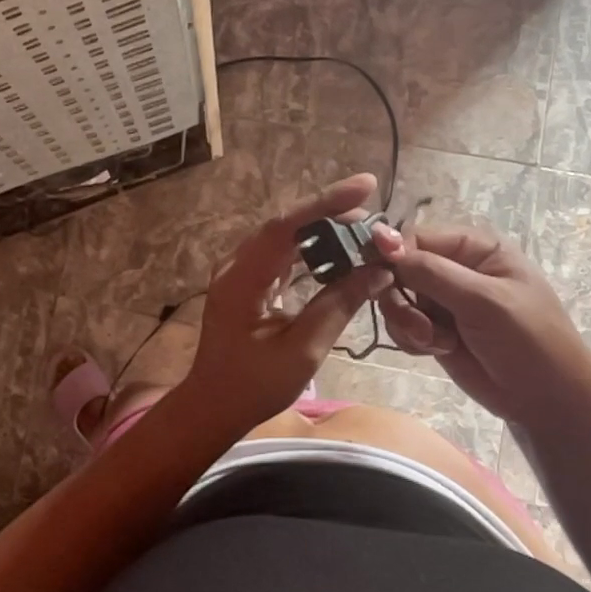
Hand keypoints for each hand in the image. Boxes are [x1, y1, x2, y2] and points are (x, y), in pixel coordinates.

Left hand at [181, 174, 393, 428]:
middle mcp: (236, 266)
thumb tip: (377, 271)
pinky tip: (338, 254)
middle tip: (375, 218)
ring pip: (284, 239)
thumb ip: (338, 305)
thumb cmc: (253, 385)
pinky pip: (281, 257)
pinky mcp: (247, 285)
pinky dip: (311, 252)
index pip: (286, 225)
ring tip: (364, 232)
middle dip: (331, 215)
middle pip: (286, 226)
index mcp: (242, 278)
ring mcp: (239, 274)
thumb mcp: (303, 350)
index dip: (326, 202)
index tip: (366, 185)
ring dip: (323, 232)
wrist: (213, 406)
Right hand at [370, 223, 590, 431]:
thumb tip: (377, 237)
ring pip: (394, 299)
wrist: (546, 401)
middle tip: (418, 326)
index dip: (392, 255)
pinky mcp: (434, 329)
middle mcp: (455, 268)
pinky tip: (435, 350)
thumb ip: (429, 270)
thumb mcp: (481, 300)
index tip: (382, 280)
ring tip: (434, 342)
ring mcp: (443, 300)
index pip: (415, 237)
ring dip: (406, 322)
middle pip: (398, 269)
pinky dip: (410, 338)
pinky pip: (401, 324)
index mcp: (475, 248)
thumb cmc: (527, 341)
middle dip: (400, 298)